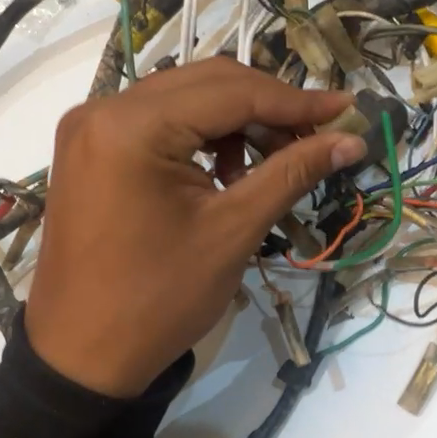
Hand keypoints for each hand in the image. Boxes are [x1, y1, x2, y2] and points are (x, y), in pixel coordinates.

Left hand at [24, 58, 366, 396]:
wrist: (84, 354)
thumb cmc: (160, 296)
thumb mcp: (235, 230)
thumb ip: (293, 173)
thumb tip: (352, 141)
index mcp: (133, 126)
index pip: (232, 92)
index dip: (297, 101)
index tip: (349, 110)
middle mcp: (105, 109)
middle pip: (209, 82)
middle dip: (271, 107)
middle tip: (319, 138)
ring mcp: (94, 127)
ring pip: (189, 97)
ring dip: (241, 121)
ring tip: (275, 163)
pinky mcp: (95, 148)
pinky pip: (165, 120)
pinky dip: (208, 136)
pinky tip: (230, 172)